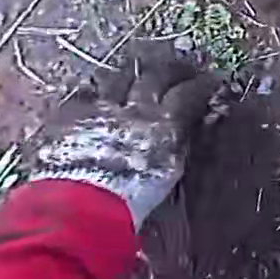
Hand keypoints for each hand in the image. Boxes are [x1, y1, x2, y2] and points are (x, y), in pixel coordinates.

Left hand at [31, 54, 218, 227]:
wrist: (77, 207)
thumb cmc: (133, 196)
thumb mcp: (171, 169)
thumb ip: (183, 141)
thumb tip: (198, 123)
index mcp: (165, 122)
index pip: (190, 93)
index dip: (203, 85)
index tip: (212, 82)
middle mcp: (135, 109)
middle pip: (156, 77)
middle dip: (172, 71)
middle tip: (180, 71)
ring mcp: (99, 109)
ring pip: (119, 79)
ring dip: (131, 77)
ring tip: (138, 78)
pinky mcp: (67, 117)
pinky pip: (84, 95)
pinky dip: (95, 94)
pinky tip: (97, 97)